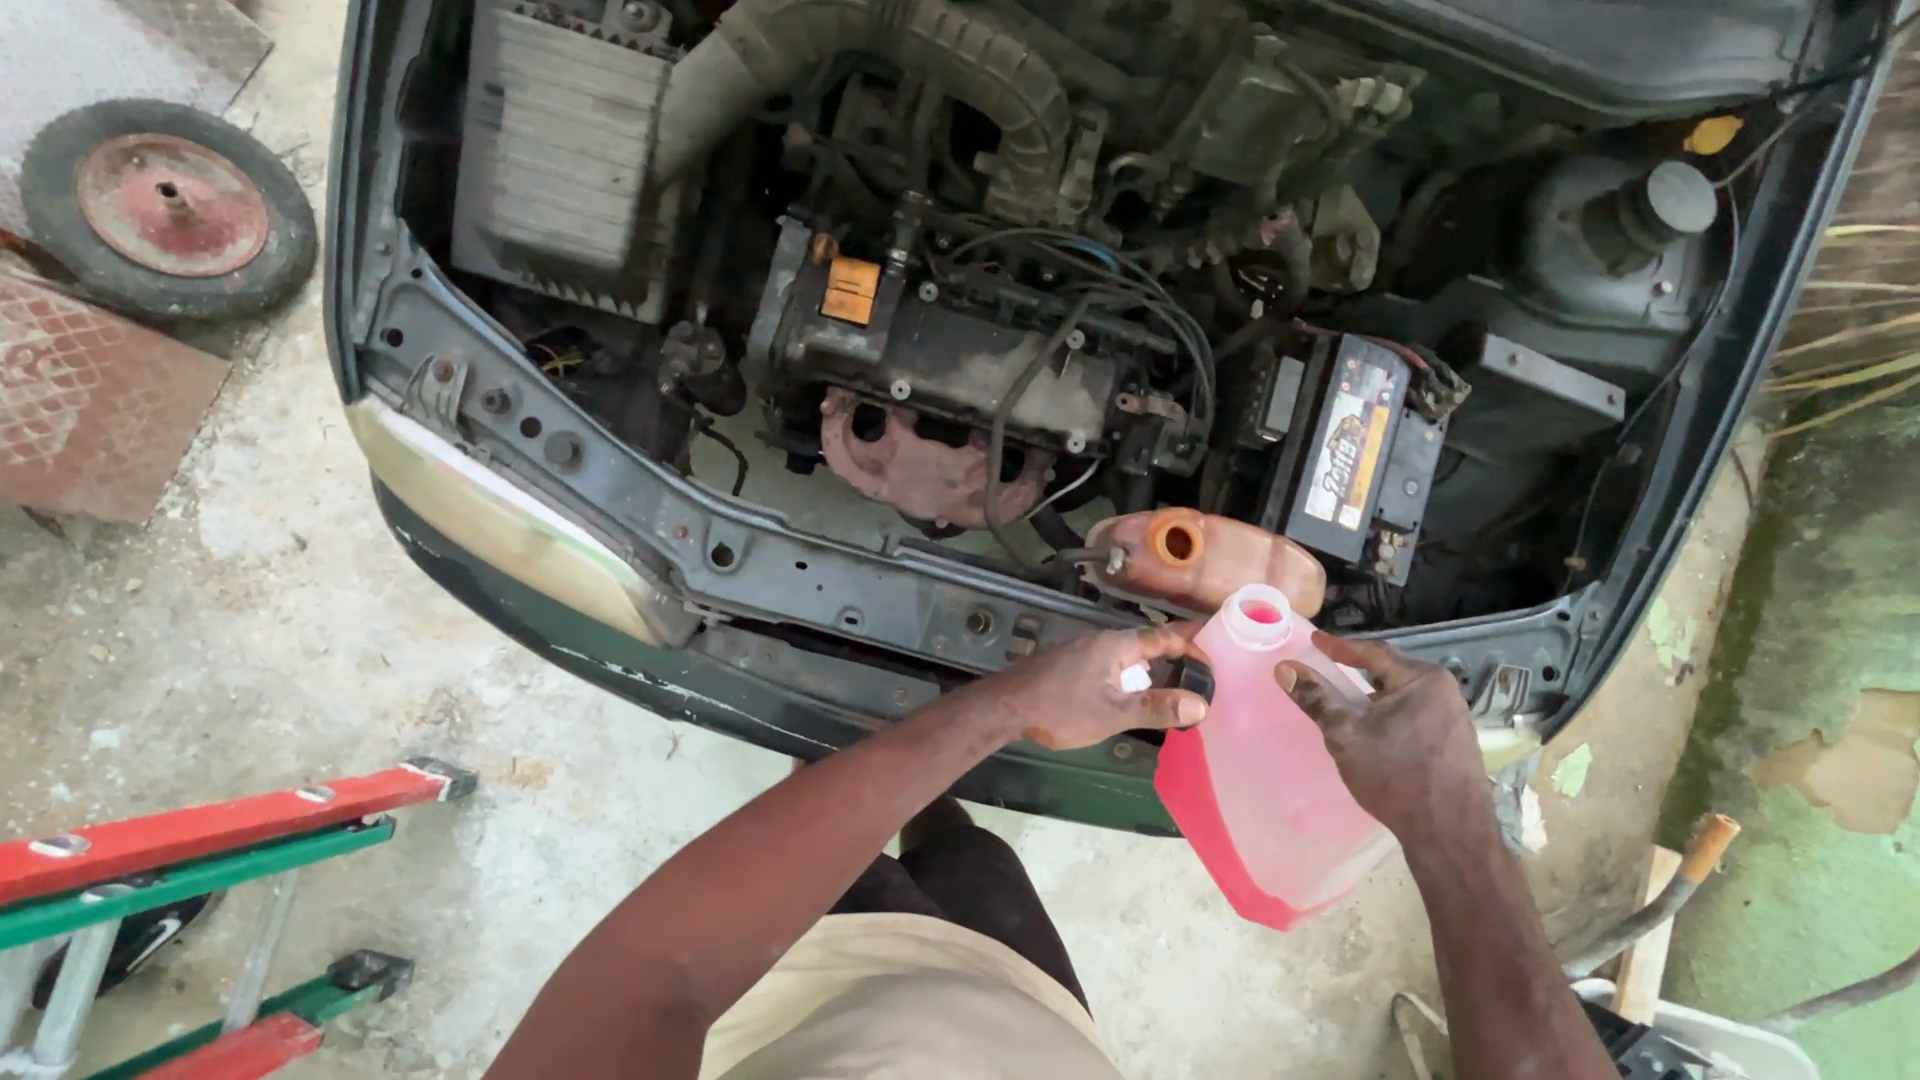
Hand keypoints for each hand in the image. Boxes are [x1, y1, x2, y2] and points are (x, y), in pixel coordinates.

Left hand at [952, 625, 1207, 750]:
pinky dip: (1131, 678)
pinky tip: (1133, 698)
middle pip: (1148, 643)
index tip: (1215, 663)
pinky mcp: (1071, 666)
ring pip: (1129, 657)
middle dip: (1176, 657)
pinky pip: (1112, 666)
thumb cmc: (1060, 708)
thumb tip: (1201, 704)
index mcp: (1116, 644)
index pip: (1165, 635)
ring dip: (1153, 670)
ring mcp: (1084, 652)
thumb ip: (1156, 707)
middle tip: (1202, 677)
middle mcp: (1102, 641)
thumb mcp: (1113, 712)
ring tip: (1176, 691)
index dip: (1193, 645)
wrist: (1005, 707)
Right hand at [1274, 632, 1487, 835]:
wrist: (1450, 834)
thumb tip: (1285, 667)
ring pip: (1402, 695)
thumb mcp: (1345, 734)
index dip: (1338, 647)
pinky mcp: (1457, 740)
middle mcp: (1446, 690)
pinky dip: (1390, 715)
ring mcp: (1456, 716)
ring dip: (1373, 697)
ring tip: (1348, 707)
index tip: (1314, 641)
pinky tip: (1377, 734)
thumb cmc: (1395, 776)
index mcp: (1422, 680)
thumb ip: (1315, 698)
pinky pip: (1416, 714)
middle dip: (1357, 673)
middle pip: (1389, 672)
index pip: (1371, 652)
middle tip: (1328, 672)